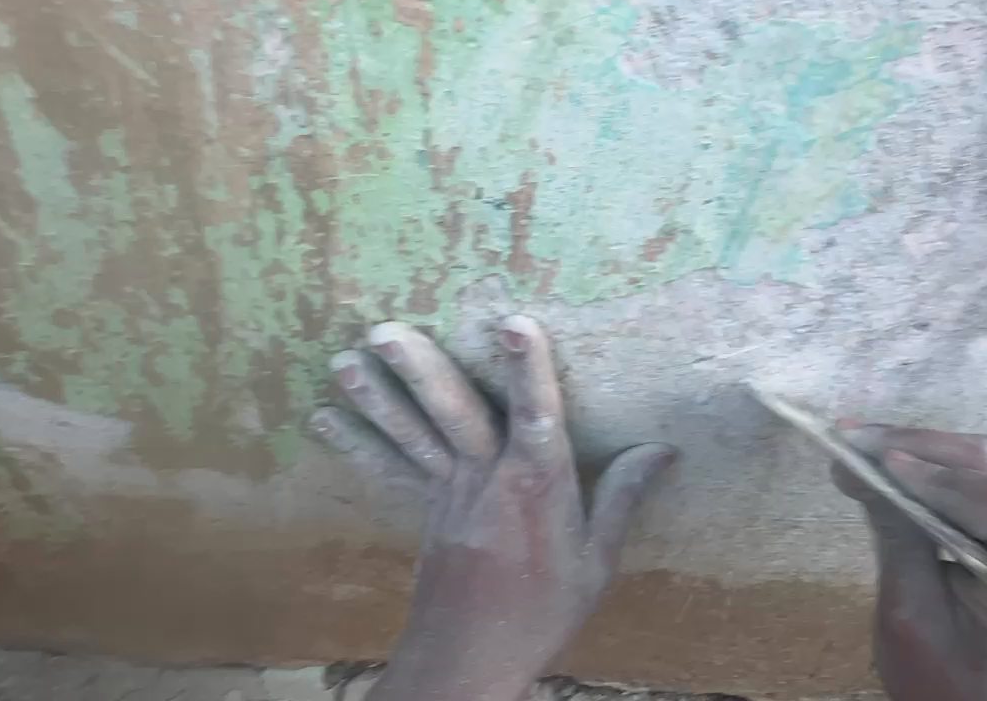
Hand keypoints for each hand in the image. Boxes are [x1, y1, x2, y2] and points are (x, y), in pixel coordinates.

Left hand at [311, 317, 677, 700]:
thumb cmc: (542, 611)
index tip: (516, 322)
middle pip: (454, 415)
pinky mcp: (424, 507)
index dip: (529, 368)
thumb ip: (623, 497)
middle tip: (383, 333)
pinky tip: (324, 415)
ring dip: (378, 396)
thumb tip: (662, 448)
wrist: (471, 664)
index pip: (537, 415)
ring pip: (412, 435)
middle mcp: (488, 477)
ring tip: (345, 359)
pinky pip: (390, 468)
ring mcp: (448, 491)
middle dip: (420, 371)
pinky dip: (357, 441)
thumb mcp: (596, 561)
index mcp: (538, 485)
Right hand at [834, 423, 986, 700]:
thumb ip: (898, 542)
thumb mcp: (912, 625)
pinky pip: (984, 487)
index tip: (877, 462)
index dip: (940, 476)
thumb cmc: (948, 691)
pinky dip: (934, 469)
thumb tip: (865, 469)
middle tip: (852, 438)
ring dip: (923, 451)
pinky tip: (892, 464)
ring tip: (864, 444)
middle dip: (920, 448)